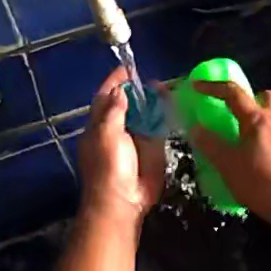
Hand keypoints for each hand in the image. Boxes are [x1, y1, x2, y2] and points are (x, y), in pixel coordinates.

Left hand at [78, 68, 166, 222]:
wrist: (123, 202)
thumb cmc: (109, 168)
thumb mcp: (106, 135)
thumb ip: (114, 111)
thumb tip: (119, 90)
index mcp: (98, 125)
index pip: (105, 97)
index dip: (115, 81)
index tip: (128, 67)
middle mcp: (116, 129)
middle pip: (127, 104)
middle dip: (138, 90)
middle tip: (154, 79)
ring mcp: (134, 139)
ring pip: (144, 114)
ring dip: (154, 102)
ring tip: (165, 88)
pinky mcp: (151, 150)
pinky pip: (158, 128)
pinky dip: (164, 117)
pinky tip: (172, 106)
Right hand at [187, 80, 270, 228]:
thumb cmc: (261, 181)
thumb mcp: (228, 164)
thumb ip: (211, 144)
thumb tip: (196, 128)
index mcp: (257, 118)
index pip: (233, 92)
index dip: (212, 87)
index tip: (197, 87)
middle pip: (263, 97)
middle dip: (246, 99)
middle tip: (231, 113)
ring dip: (258, 118)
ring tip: (244, 138)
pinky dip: (267, 135)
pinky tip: (260, 155)